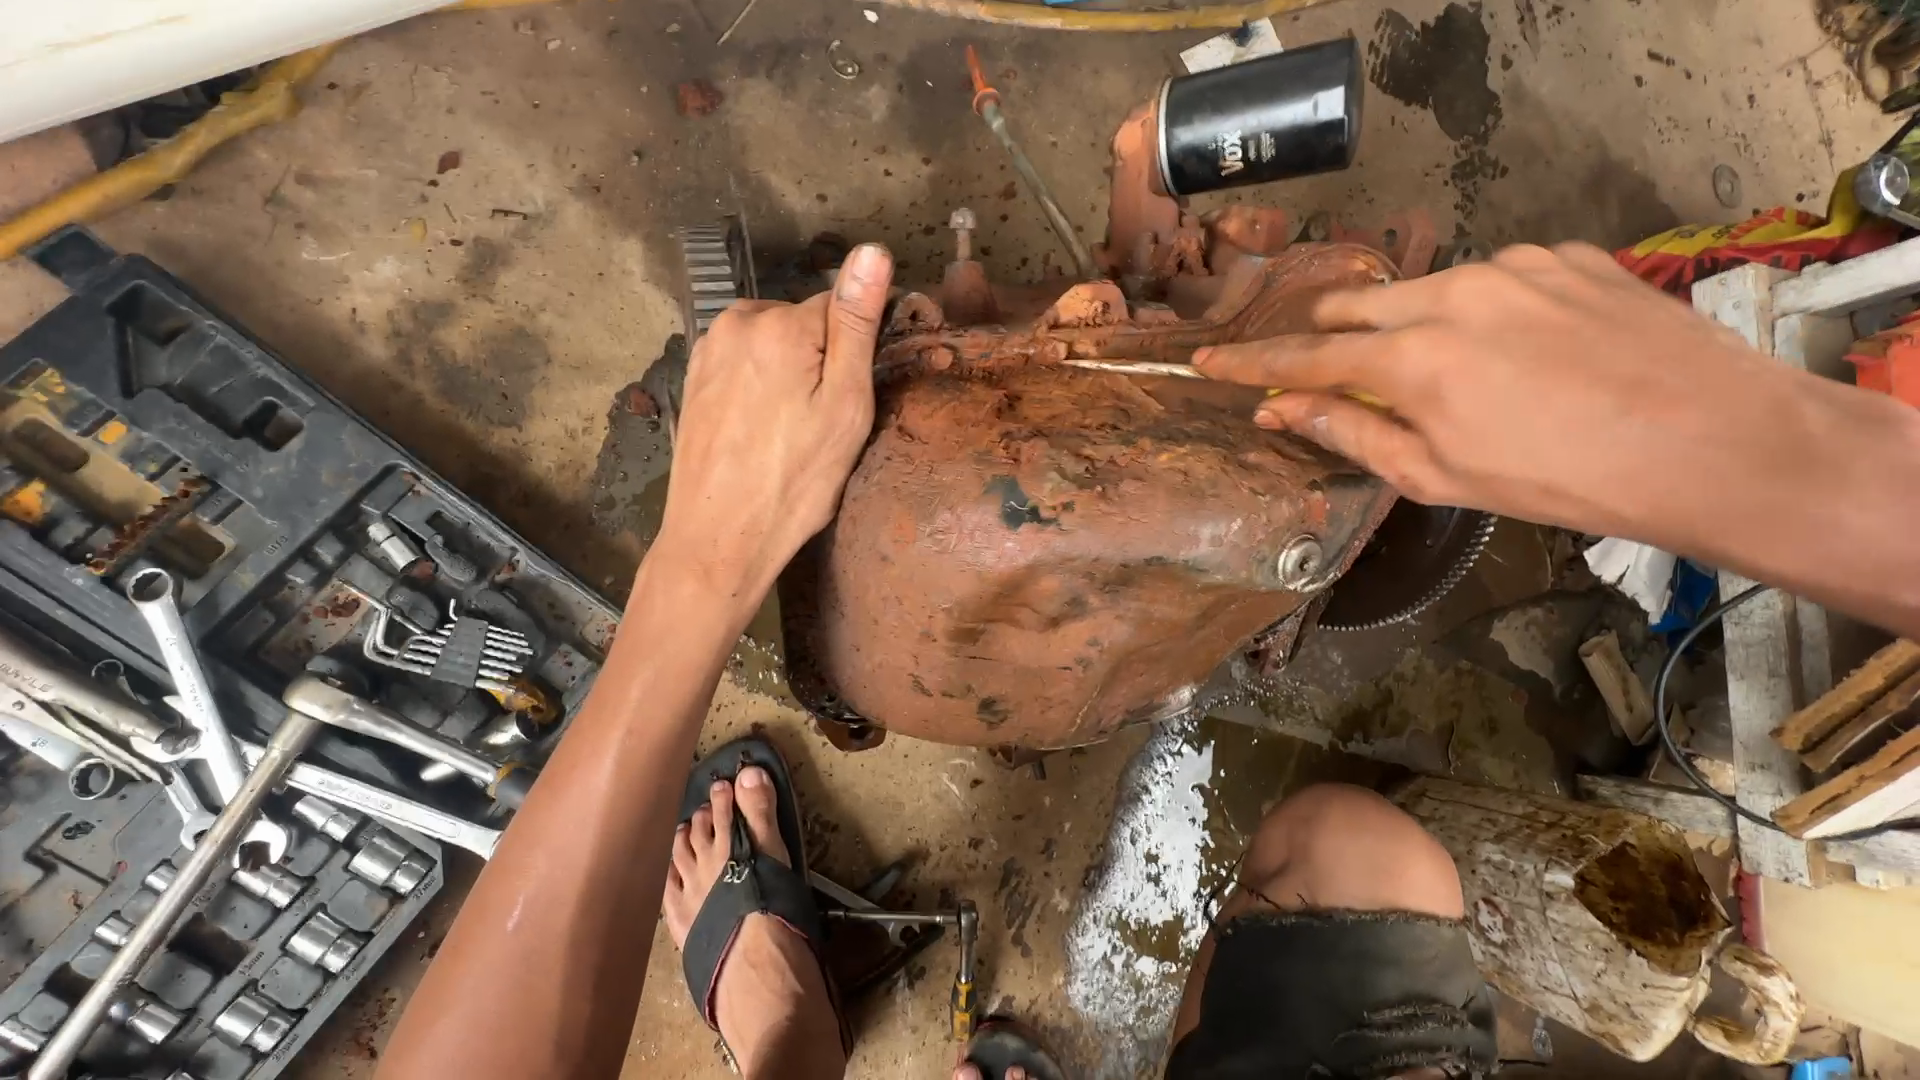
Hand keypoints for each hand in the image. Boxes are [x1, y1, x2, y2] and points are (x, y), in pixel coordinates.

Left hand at [655, 243, 893, 609]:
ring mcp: (709, 350)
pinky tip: (763, 430)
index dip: (857, 349)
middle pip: (804, 323)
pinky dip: (761, 386)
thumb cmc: (795, 481)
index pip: (841, 307)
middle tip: (824, 423)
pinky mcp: (694, 377)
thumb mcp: (845, 406)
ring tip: (792, 431)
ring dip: (790, 373)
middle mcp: (736, 323)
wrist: (719, 538)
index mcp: (780, 324)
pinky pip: (745, 364)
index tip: (855, 396)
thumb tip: (874, 251)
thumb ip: (856, 325)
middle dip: (820, 361)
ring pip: (774, 344)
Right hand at [1191, 242, 1872, 547]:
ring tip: (1450, 374)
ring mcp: (1513, 266)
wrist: (1715, 445)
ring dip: (1404, 327)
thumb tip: (1276, 410)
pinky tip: (1516, 349)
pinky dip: (1473, 310)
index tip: (1205, 360)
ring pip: (1418, 290)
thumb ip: (1347, 431)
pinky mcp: (1565, 255)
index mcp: (1412, 360)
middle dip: (1328, 342)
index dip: (1249, 364)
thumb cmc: (1558, 481)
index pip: (1302, 358)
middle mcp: (1452, 295)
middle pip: (1351, 308)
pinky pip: (1487, 277)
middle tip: (1339, 380)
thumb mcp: (1435, 474)